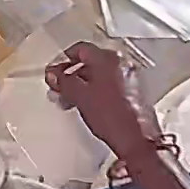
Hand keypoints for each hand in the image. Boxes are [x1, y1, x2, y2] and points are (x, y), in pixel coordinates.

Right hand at [45, 41, 161, 155]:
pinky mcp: (130, 93)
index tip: (54, 70)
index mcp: (107, 60)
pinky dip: (93, 91)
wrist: (135, 139)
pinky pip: (107, 86)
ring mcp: (127, 78)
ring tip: (68, 99)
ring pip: (97, 75)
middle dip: (70, 74)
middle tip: (58, 85)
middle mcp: (120, 65)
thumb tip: (53, 74)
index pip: (81, 49)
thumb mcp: (80, 96)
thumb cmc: (113, 117)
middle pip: (89, 62)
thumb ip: (64, 81)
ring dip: (80, 84)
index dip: (64, 59)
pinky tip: (84, 105)